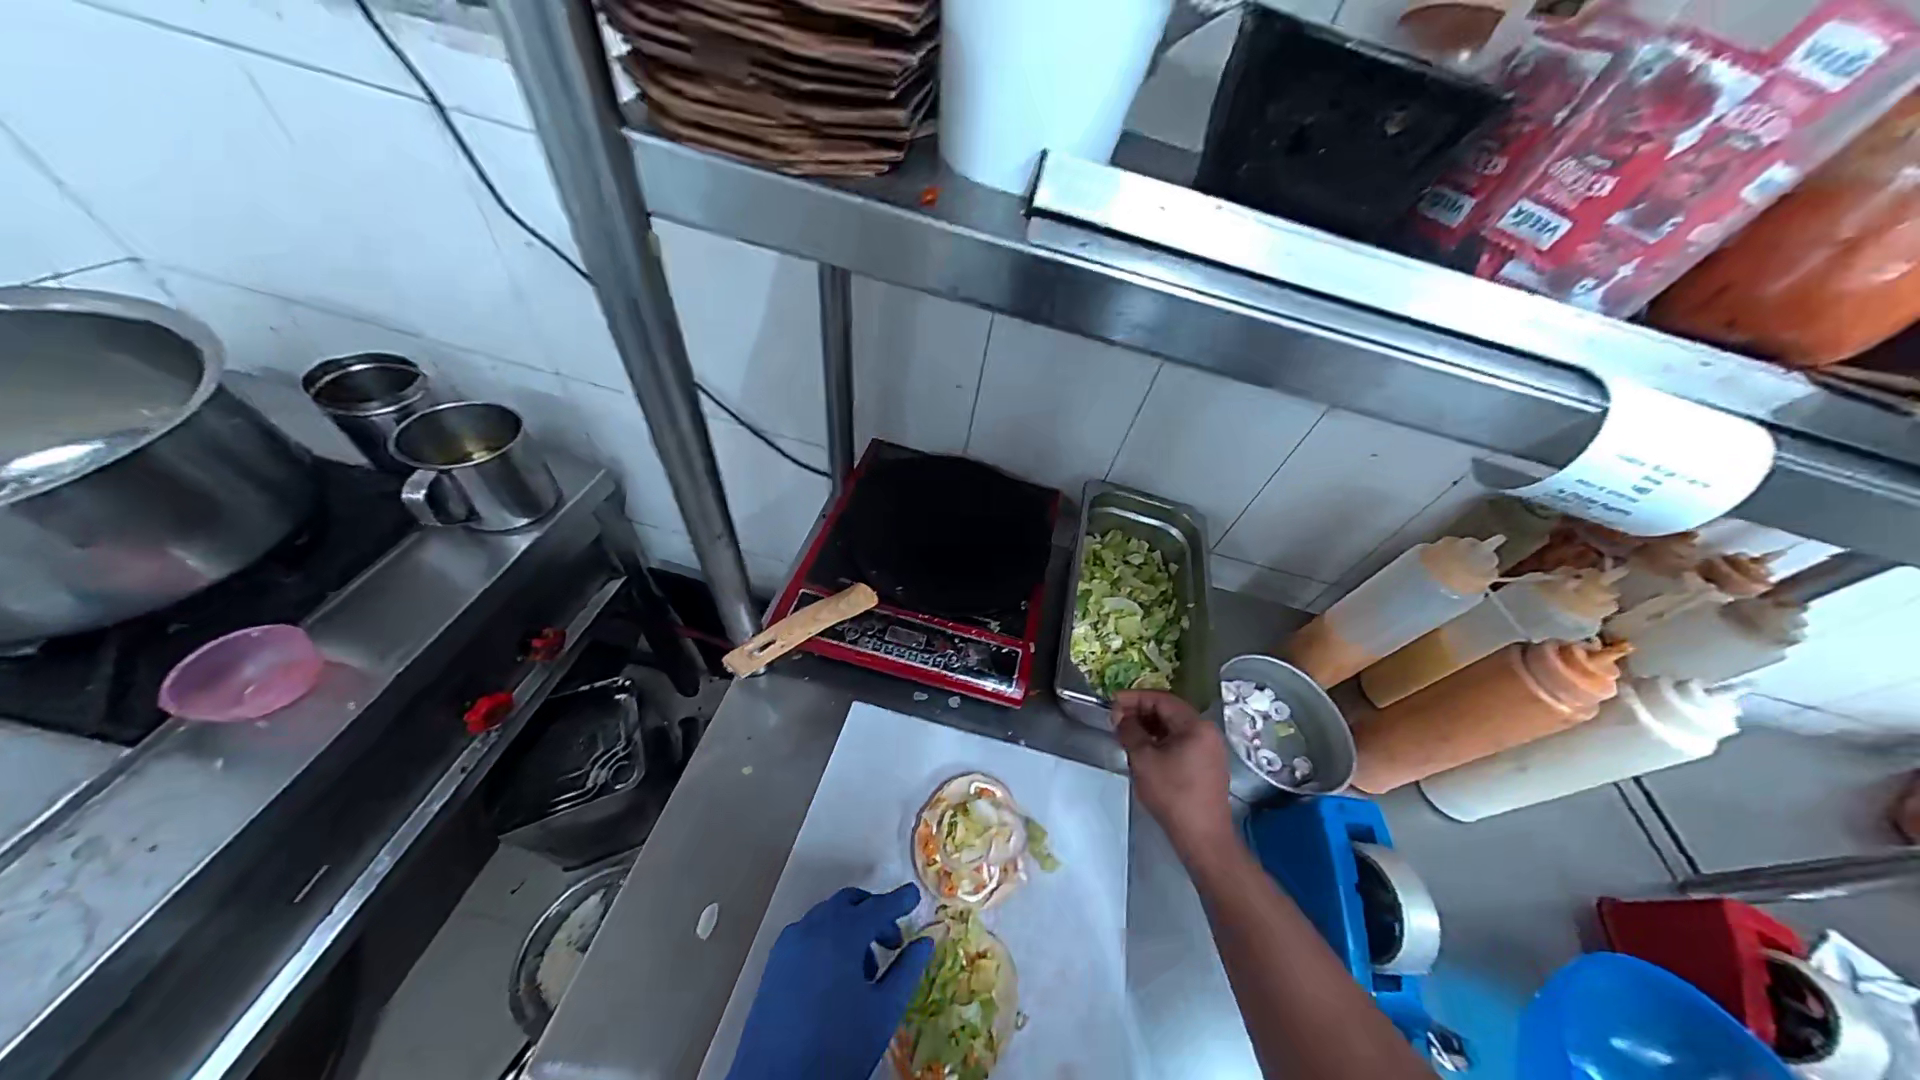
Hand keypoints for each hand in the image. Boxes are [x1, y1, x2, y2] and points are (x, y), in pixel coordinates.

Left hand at [726, 883, 932, 1079]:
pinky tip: (837, 977)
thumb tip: (925, 942)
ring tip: (867, 970)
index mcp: (841, 934)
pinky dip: (828, 940)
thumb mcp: (883, 1010)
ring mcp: (789, 944)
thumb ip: (907, 970)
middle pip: (848, 902)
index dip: (899, 900)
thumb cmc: (838, 1047)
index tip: (915, 895)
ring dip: (851, 927)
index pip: (877, 906)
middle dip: (874, 912)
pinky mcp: (774, 963)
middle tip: (893, 941)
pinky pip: (807, 934)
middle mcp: (812, 928)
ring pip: (826, 917)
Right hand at [1114, 690, 1236, 860]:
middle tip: (1116, 718)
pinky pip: (1181, 742)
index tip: (1112, 702)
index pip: (1162, 699)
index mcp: (1196, 725)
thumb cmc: (1172, 794)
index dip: (1134, 698)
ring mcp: (1210, 749)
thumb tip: (1121, 716)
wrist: (1202, 836)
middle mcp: (1208, 732)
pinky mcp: (1207, 765)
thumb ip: (1130, 731)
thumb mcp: (1143, 759)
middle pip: (1170, 712)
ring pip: (1175, 728)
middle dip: (1141, 712)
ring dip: (1150, 726)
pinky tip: (1144, 749)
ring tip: (1126, 733)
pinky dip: (1161, 740)